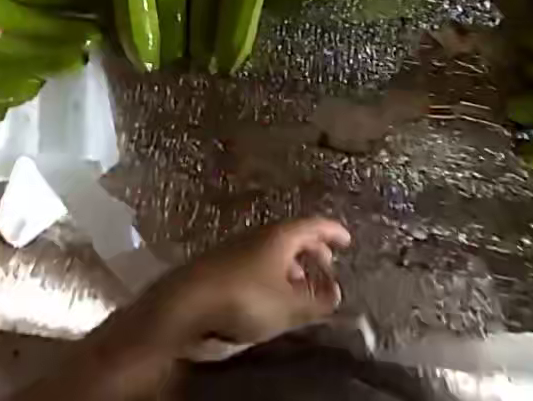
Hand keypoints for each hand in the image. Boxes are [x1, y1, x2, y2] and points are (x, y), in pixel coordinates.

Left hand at [140, 216, 351, 362]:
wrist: (185, 302)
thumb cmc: (244, 298)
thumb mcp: (287, 306)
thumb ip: (316, 301)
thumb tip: (337, 294)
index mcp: (282, 235)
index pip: (315, 225)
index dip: (333, 232)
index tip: (347, 240)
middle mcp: (262, 232)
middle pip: (295, 236)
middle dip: (314, 251)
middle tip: (328, 267)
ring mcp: (240, 245)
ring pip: (275, 249)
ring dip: (293, 264)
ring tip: (301, 286)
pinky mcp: (223, 262)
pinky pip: (259, 260)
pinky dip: (273, 271)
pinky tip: (270, 293)